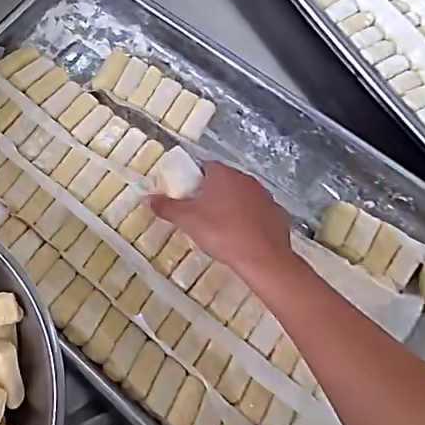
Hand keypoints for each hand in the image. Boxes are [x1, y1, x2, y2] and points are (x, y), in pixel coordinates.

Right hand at [149, 162, 295, 276]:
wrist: (263, 258)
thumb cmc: (221, 233)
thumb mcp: (187, 221)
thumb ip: (166, 207)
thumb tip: (147, 198)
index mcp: (223, 175)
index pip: (206, 166)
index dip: (194, 179)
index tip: (188, 195)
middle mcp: (246, 179)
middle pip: (224, 180)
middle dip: (213, 193)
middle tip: (200, 213)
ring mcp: (265, 196)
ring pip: (242, 195)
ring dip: (232, 205)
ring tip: (221, 226)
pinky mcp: (277, 214)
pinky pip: (258, 211)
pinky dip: (250, 219)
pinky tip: (242, 236)